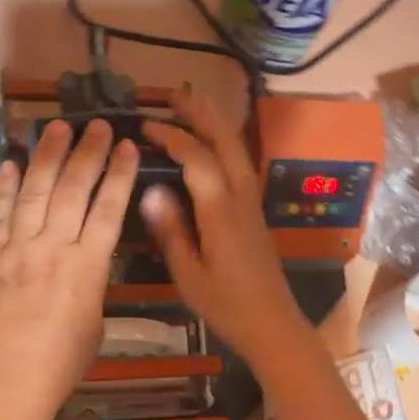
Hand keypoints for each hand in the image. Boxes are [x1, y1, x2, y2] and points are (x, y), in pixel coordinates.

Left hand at [0, 118, 139, 418]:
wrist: (14, 376)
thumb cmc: (66, 359)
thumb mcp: (96, 319)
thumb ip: (93, 283)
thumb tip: (87, 264)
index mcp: (88, 266)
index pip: (108, 208)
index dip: (119, 174)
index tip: (127, 147)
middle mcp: (54, 247)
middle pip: (73, 188)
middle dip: (87, 152)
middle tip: (97, 126)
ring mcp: (19, 247)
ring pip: (36, 190)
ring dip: (48, 155)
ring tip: (58, 128)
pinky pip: (0, 212)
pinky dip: (6, 185)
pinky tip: (13, 162)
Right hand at [141, 89, 314, 363]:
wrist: (273, 325)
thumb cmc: (227, 306)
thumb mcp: (189, 275)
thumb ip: (172, 231)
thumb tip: (150, 191)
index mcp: (220, 211)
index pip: (196, 158)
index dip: (171, 136)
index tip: (144, 125)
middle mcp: (241, 198)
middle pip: (225, 142)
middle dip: (201, 115)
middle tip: (175, 93)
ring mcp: (252, 205)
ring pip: (237, 152)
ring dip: (216, 125)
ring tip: (194, 107)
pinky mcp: (255, 215)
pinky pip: (240, 167)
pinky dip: (224, 146)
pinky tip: (213, 147)